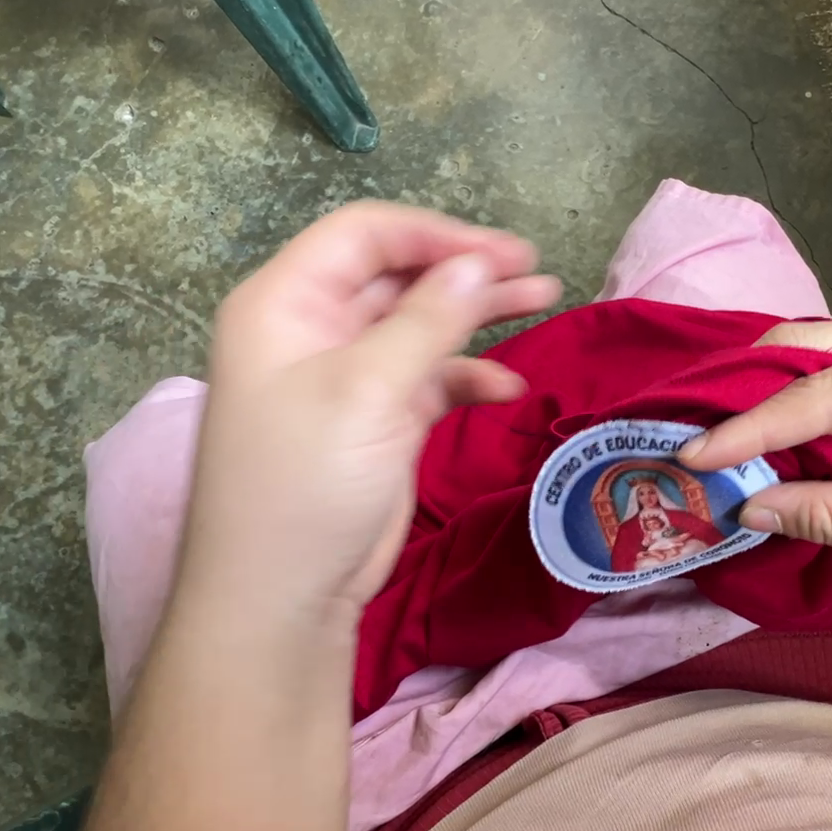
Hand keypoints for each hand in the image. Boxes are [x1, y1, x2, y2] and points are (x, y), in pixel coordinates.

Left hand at [173, 202, 561, 637]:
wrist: (285, 595)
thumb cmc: (307, 480)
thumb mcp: (367, 389)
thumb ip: (428, 320)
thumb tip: (481, 262)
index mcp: (287, 303)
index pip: (365, 237)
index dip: (436, 235)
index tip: (505, 253)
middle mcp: (317, 330)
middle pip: (400, 277)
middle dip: (468, 271)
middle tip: (536, 272)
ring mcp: (352, 377)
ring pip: (424, 326)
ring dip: (479, 316)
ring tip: (546, 302)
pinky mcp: (382, 420)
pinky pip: (433, 380)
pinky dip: (470, 378)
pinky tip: (508, 388)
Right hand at [679, 321, 831, 593]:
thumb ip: (831, 515)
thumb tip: (746, 507)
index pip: (821, 393)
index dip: (751, 427)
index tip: (692, 454)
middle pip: (805, 349)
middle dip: (745, 391)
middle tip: (692, 433)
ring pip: (808, 360)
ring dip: (761, 398)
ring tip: (714, 437)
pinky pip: (824, 384)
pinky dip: (786, 411)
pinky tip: (759, 438)